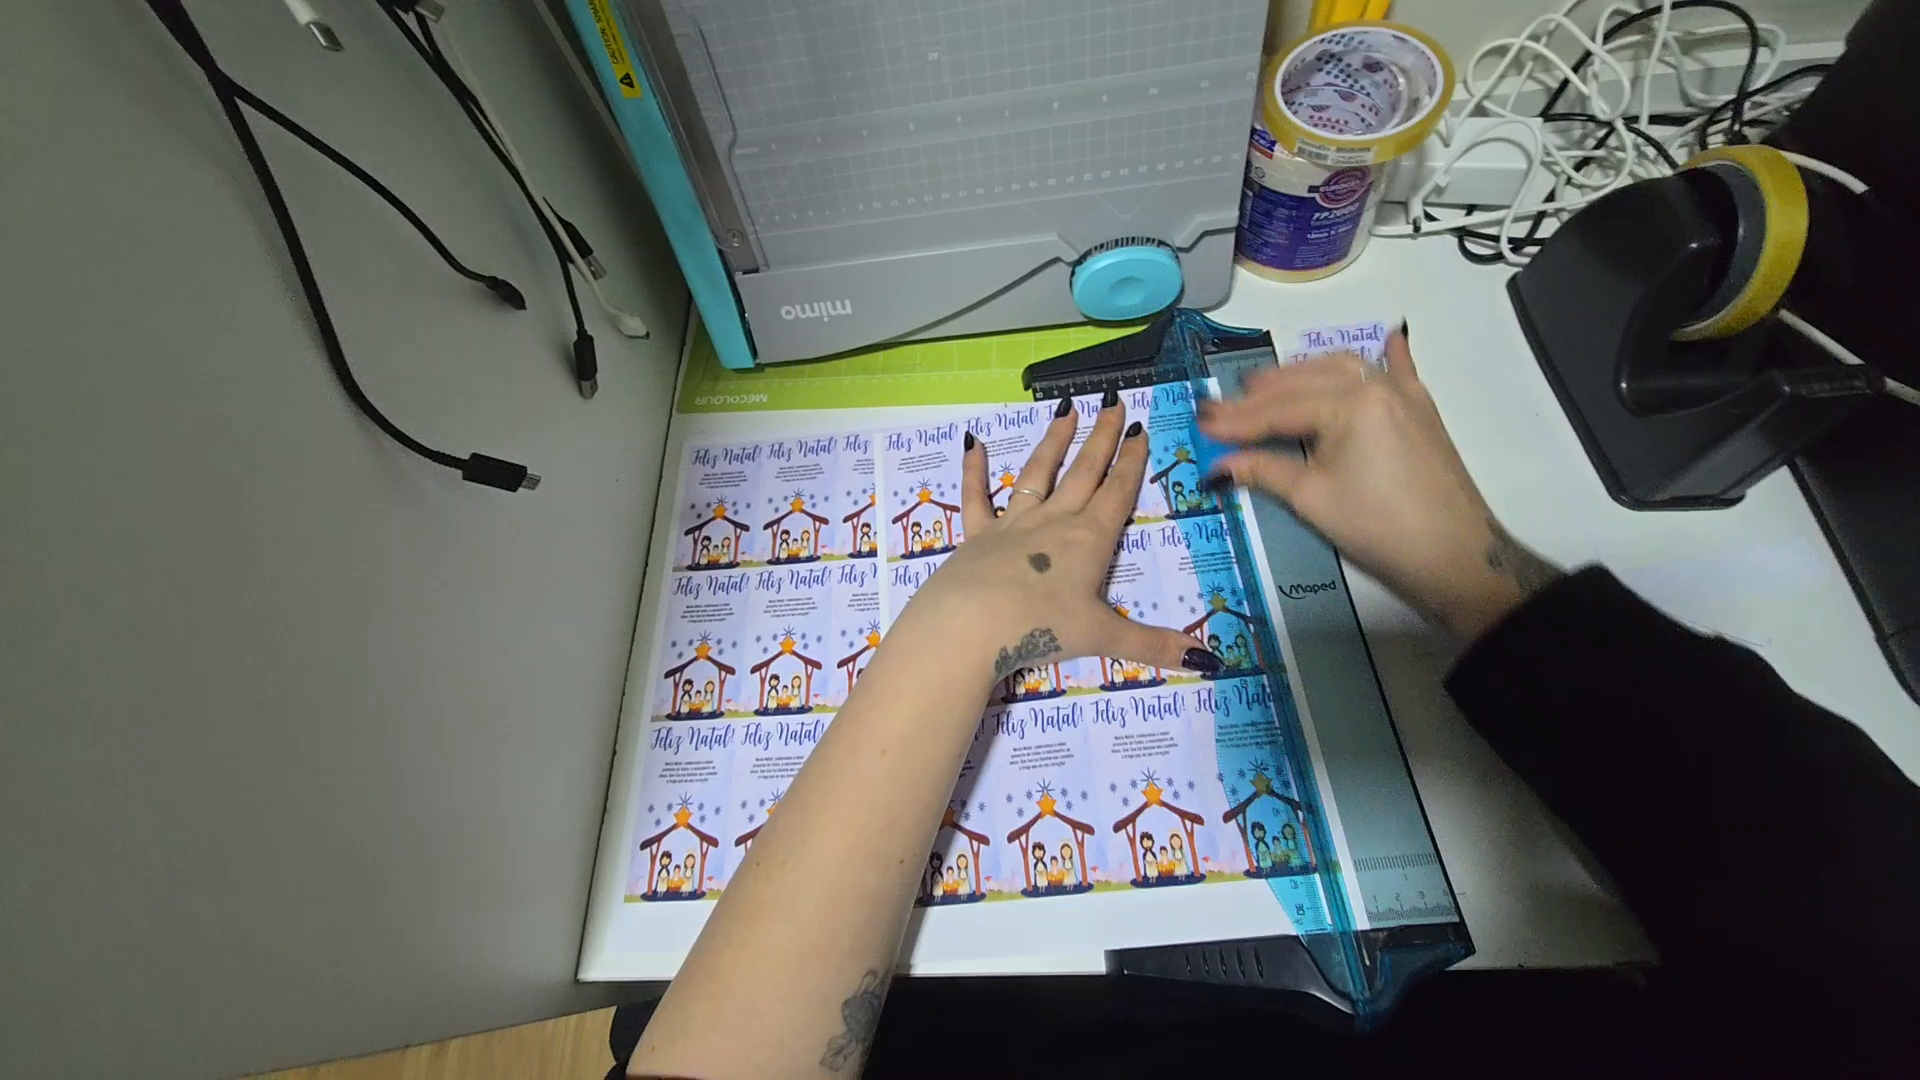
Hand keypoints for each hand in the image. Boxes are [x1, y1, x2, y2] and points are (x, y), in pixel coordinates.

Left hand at [904, 397, 1223, 681]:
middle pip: (1083, 472)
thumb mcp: (1104, 638)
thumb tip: (1211, 663)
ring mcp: (1012, 524)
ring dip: (1053, 442)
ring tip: (1064, 411)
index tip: (1139, 429)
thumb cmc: (1041, 628)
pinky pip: (975, 496)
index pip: (1117, 493)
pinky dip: (974, 470)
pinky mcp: (976, 534)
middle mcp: (1053, 522)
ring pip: (1037, 474)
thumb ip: (1154, 645)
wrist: (970, 625)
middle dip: (1101, 438)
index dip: (1131, 462)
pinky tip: (973, 442)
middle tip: (1114, 404)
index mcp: (1089, 540)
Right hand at [1198, 328, 1560, 639]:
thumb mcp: (1310, 498)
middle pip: (1306, 383)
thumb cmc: (1376, 525)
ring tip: (1265, 384)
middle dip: (1259, 396)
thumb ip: (1263, 470)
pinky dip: (1389, 355)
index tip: (1200, 423)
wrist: (1452, 554)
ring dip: (1301, 374)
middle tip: (1220, 407)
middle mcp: (1376, 386)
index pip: (1279, 410)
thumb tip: (1219, 466)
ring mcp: (1403, 395)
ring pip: (1343, 369)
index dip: (1236, 421)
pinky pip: (1401, 372)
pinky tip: (1389, 336)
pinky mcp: (1421, 412)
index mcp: (1349, 404)